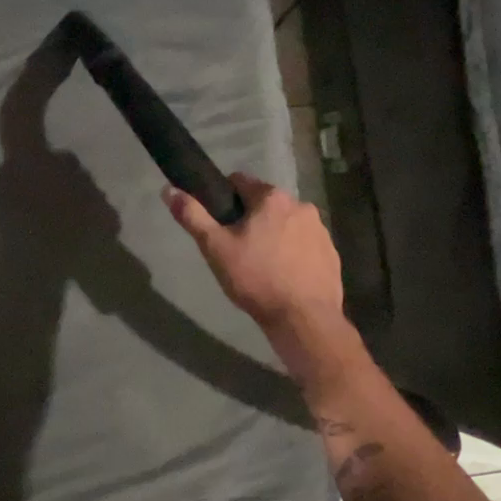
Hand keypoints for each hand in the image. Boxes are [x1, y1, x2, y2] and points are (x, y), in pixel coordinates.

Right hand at [164, 173, 342, 329]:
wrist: (303, 319)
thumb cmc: (255, 279)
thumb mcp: (215, 248)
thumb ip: (192, 216)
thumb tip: (169, 190)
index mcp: (271, 198)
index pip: (239, 181)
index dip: (224, 199)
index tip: (219, 223)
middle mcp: (300, 205)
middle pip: (265, 203)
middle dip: (251, 219)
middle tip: (237, 249)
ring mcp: (320, 230)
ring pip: (287, 223)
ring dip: (274, 234)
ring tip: (261, 265)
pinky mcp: (332, 253)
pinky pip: (305, 244)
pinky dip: (293, 253)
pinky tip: (284, 276)